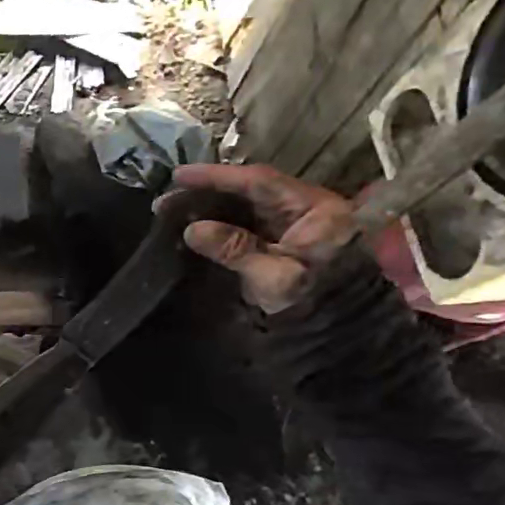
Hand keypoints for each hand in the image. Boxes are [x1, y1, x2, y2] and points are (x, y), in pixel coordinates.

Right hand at [174, 164, 356, 312]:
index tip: (180, 176)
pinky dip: (219, 224)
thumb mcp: (275, 277)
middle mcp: (300, 207)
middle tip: (166, 200)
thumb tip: (193, 229)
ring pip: (244, 207)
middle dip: (207, 192)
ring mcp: (289, 225)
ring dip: (209, 207)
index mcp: (311, 206)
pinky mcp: (278, 242)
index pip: (258, 181)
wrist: (338, 328)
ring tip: (172, 212)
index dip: (218, 176)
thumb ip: (236, 249)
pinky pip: (244, 225)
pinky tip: (193, 227)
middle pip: (248, 191)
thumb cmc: (313, 301)